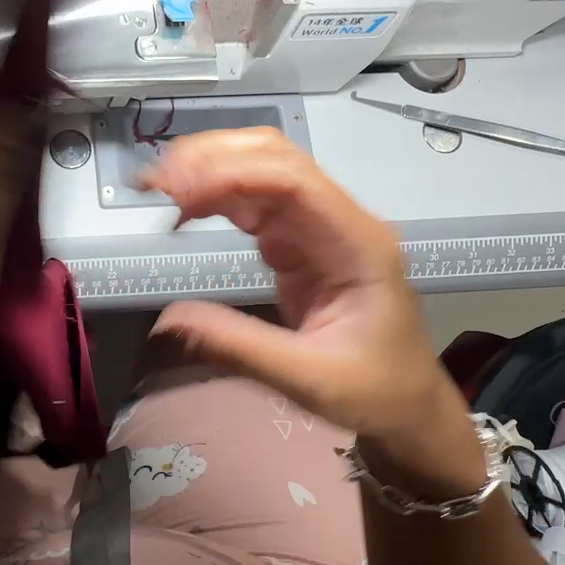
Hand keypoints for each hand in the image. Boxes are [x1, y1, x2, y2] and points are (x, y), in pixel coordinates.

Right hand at [138, 128, 457, 441]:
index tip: (180, 193)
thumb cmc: (375, 393)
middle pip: (274, 158)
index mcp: (358, 242)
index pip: (293, 181)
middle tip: (156, 182)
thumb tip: (167, 320)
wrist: (407, 406)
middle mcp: (337, 219)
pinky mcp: (294, 239)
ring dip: (207, 169)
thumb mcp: (309, 379)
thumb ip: (239, 347)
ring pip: (258, 170)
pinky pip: (250, 199)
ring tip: (158, 186)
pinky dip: (212, 195)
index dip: (232, 174)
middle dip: (212, 158)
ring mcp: (314, 225)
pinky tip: (181, 207)